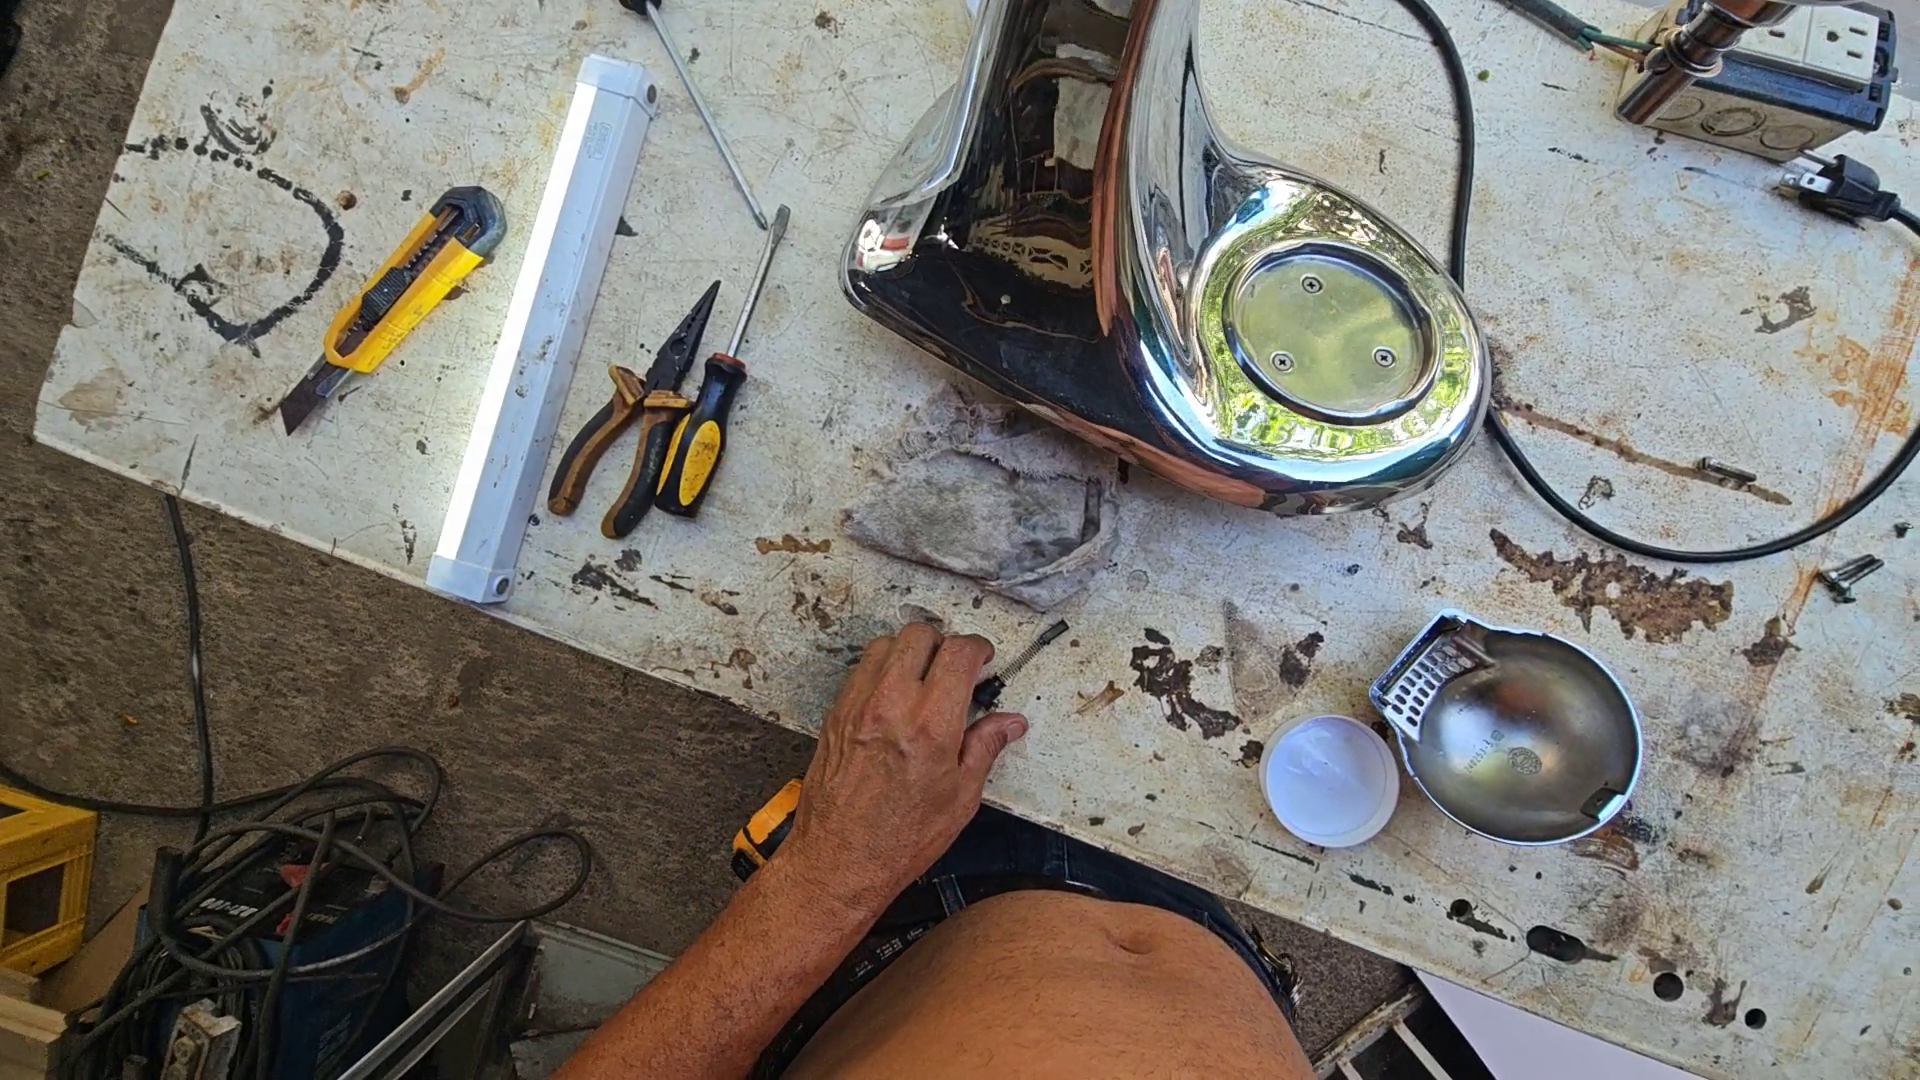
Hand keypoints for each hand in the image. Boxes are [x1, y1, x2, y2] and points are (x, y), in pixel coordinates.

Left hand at [777, 623, 1027, 913]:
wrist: (839, 862)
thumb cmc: (899, 839)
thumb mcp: (960, 798)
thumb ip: (985, 748)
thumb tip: (1009, 723)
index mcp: (931, 725)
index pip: (958, 653)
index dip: (978, 648)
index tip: (983, 658)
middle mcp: (891, 706)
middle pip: (919, 635)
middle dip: (944, 643)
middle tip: (954, 668)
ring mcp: (859, 705)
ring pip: (886, 644)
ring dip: (909, 652)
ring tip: (922, 678)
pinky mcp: (836, 713)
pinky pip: (861, 669)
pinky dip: (881, 670)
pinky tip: (894, 696)